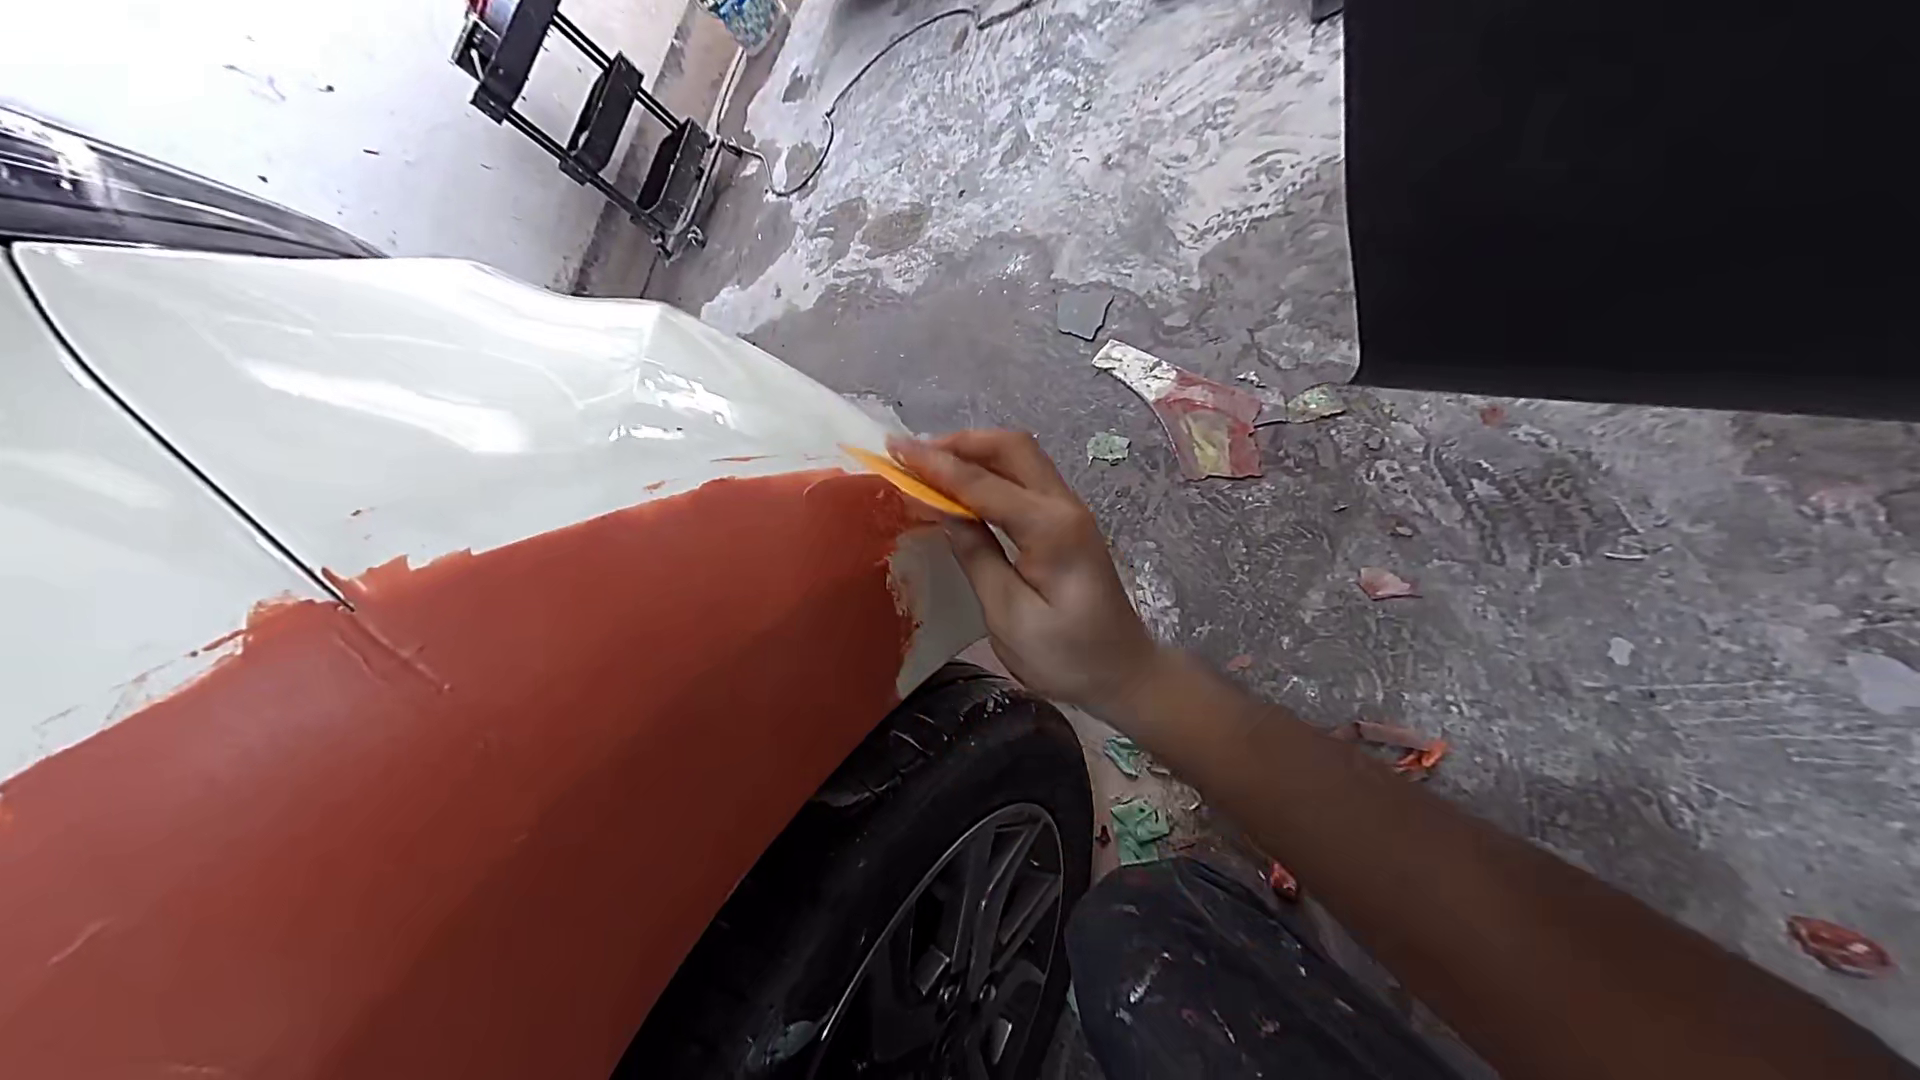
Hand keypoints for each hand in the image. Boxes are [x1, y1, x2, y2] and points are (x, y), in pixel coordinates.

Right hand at [887, 430, 1161, 711]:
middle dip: (958, 443)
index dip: (935, 465)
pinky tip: (963, 486)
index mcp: (1051, 528)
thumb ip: (976, 555)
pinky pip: (1025, 478)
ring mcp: (1070, 511)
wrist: (1124, 672)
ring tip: (928, 465)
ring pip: (1020, 457)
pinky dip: (989, 471)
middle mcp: (1065, 506)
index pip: (983, 483)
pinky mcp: (1066, 522)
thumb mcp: (1009, 615)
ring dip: (973, 452)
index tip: (894, 451)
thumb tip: (941, 509)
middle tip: (910, 454)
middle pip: (1011, 448)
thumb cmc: (1066, 657)